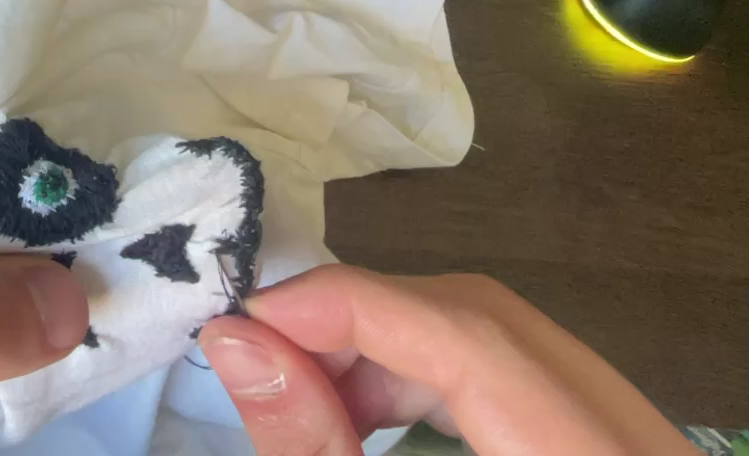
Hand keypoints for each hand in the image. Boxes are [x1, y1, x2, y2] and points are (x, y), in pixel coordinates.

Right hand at [198, 265, 694, 455]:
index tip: (252, 316)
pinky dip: (425, 376)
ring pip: (501, 340)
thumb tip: (233, 335)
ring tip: (317, 398)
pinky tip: (371, 415)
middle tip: (274, 354)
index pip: (480, 343)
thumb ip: (311, 450)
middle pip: (491, 325)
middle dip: (364, 322)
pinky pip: (516, 376)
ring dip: (389, 348)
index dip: (355, 307)